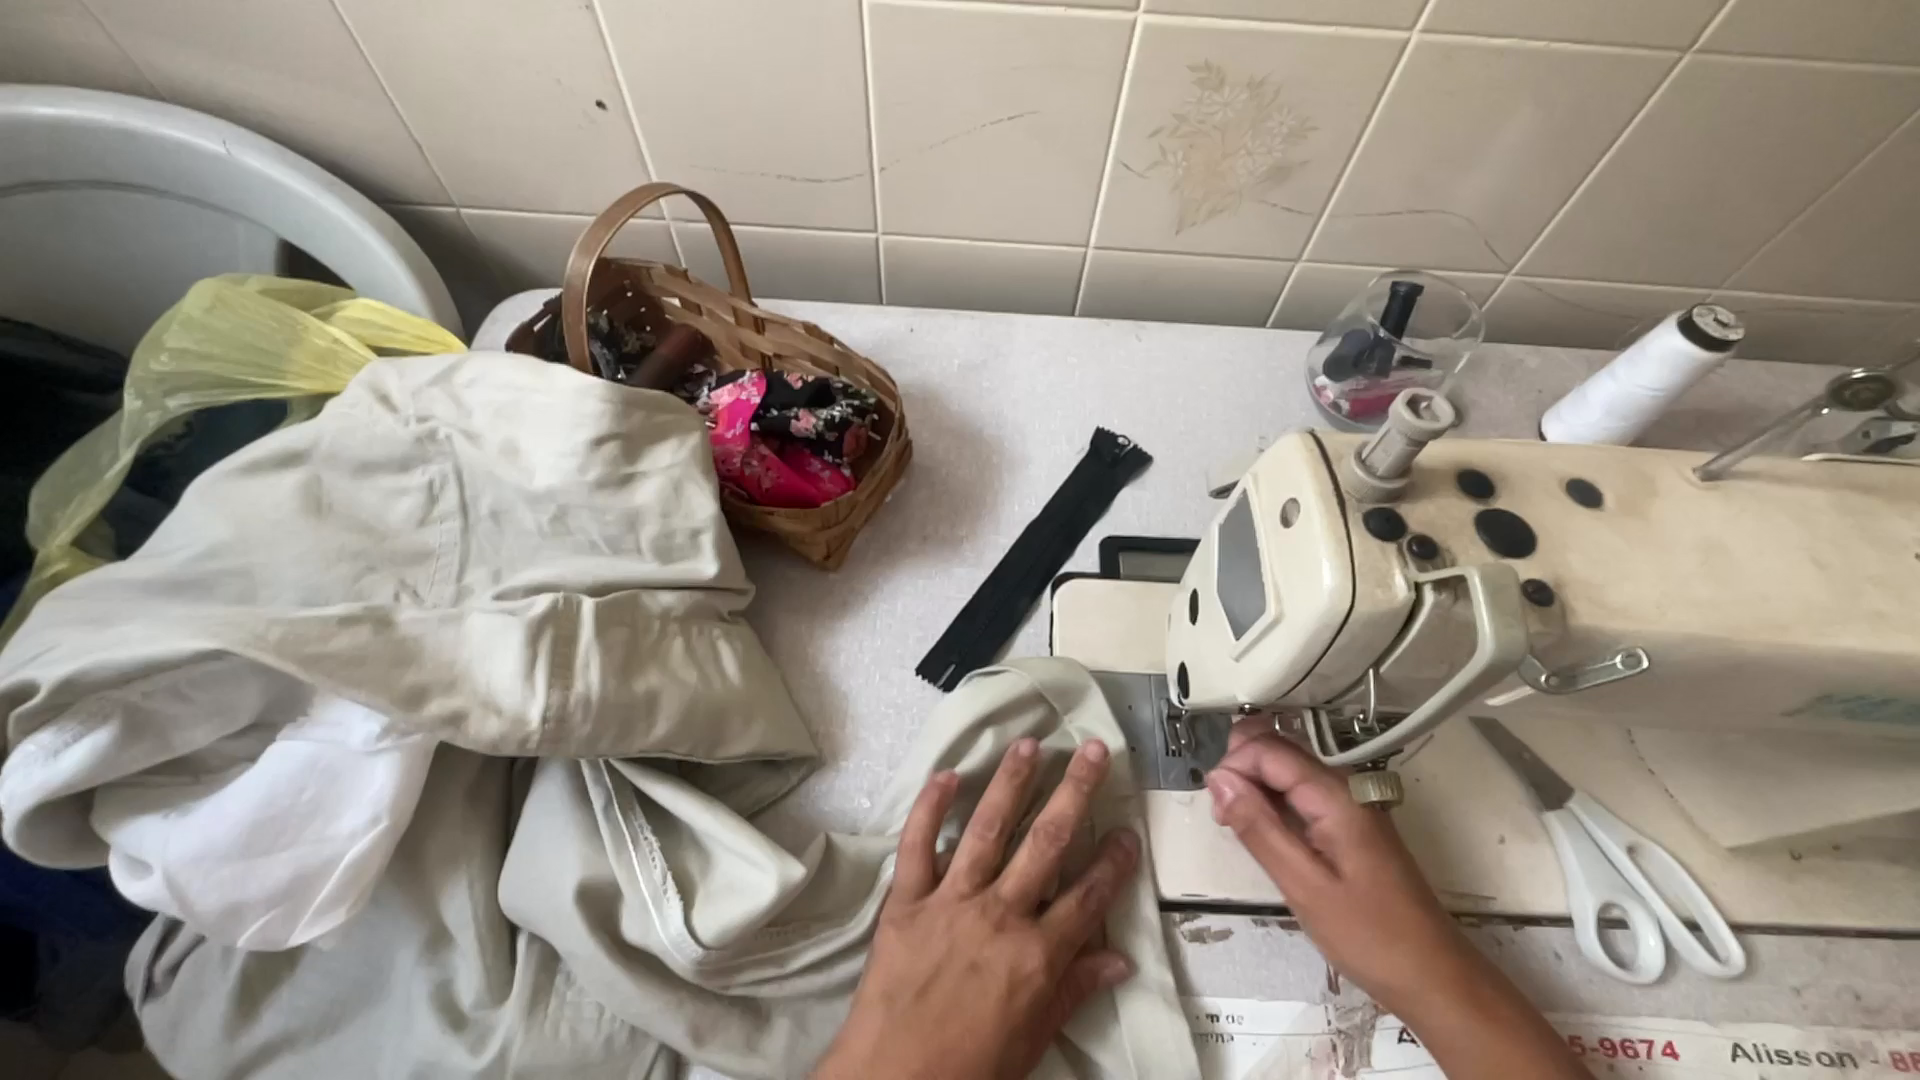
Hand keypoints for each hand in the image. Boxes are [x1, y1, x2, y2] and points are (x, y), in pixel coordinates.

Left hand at [813, 738, 1140, 1079]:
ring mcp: (951, 901)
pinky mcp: (907, 901)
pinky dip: (930, 808)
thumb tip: (1119, 960)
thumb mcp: (1035, 1036)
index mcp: (1036, 953)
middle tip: (1092, 751)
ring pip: (987, 829)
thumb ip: (1075, 989)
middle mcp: (1000, 915)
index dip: (1113, 861)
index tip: (1127, 831)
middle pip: (1046, 843)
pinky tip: (947, 775)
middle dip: (1074, 792)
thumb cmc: (969, 1067)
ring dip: (1010, 782)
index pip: (1088, 895)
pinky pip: (917, 845)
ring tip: (1029, 743)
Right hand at [1203, 725, 1469, 1014]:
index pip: (1268, 749)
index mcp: (1336, 795)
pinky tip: (1266, 831)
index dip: (1233, 767)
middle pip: (1279, 748)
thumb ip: (1258, 827)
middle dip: (1240, 767)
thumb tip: (1217, 778)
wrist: (1435, 976)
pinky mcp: (1351, 820)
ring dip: (1255, 783)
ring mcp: (1351, 801)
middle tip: (1225, 815)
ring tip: (1241, 825)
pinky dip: (1274, 799)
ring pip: (1288, 766)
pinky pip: (1302, 789)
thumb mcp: (1303, 886)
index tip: (1217, 810)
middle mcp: (1345, 785)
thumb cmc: (1369, 935)